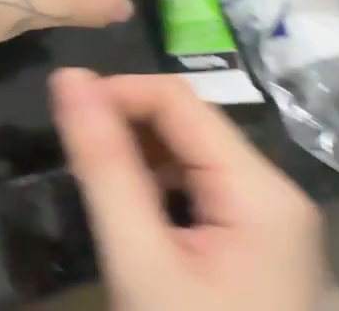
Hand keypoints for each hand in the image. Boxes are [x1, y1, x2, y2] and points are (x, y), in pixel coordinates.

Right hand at [51, 70, 325, 310]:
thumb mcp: (140, 261)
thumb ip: (104, 166)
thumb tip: (67, 77)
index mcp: (260, 190)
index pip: (175, 97)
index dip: (113, 93)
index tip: (61, 118)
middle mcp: (276, 193)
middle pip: (188, 123)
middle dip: (125, 125)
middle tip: (72, 155)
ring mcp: (273, 223)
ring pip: (192, 154)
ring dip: (138, 155)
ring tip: (96, 182)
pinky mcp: (260, 246)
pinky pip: (202, 188)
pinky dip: (159, 186)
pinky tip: (133, 212)